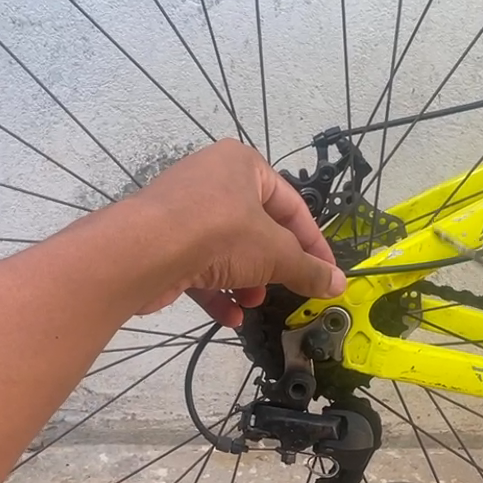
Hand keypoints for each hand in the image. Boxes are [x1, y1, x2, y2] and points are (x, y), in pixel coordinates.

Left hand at [131, 139, 345, 326]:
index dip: (313, 242)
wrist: (145, 251)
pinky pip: (200, 266)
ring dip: (246, 280)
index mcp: (243, 166)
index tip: (327, 274)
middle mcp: (212, 181)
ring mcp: (184, 212)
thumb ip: (308, 269)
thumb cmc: (220, 234)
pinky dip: (218, 291)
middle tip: (287, 289)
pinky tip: (232, 316)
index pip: (291, 205)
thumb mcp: (275, 253)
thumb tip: (338, 284)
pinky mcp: (165, 242)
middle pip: (258, 228)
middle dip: (273, 265)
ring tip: (254, 301)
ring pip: (228, 250)